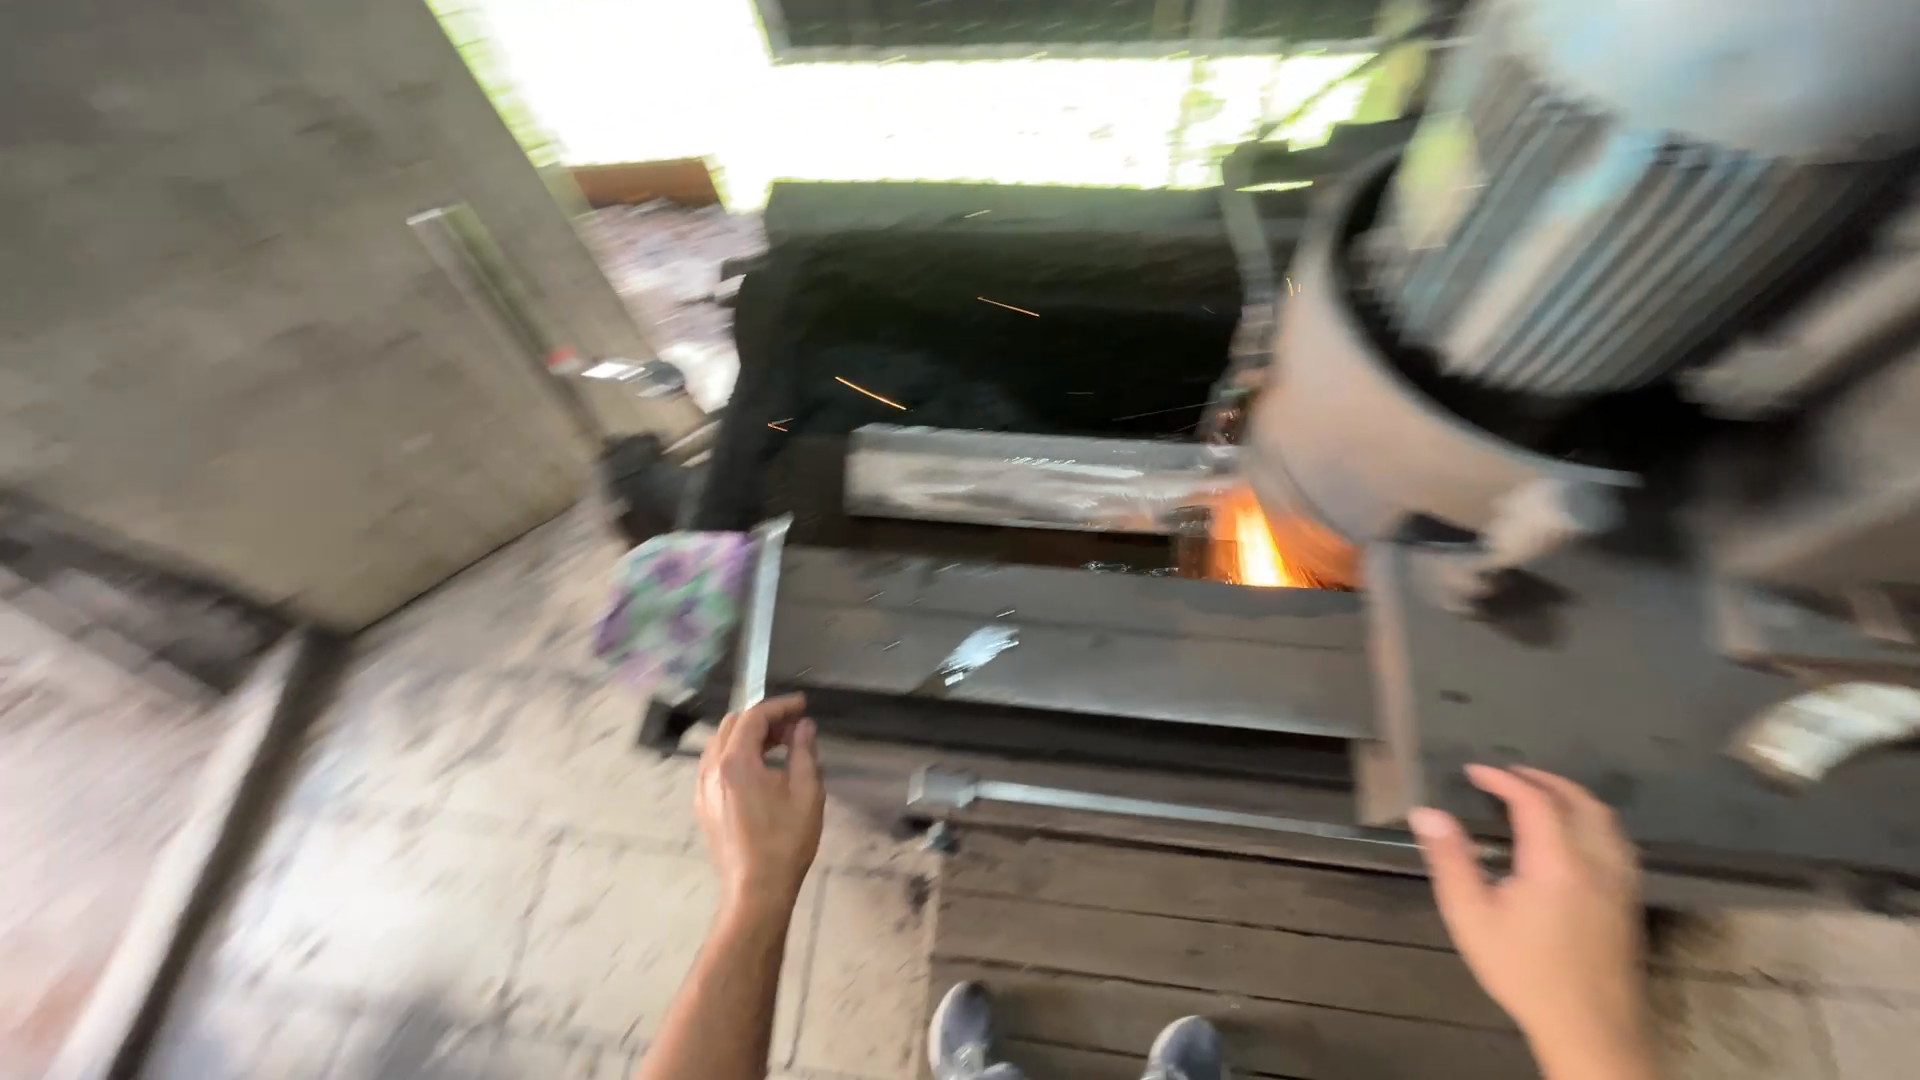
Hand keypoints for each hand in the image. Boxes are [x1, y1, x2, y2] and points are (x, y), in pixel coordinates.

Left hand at [696, 693, 824, 917]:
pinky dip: (736, 754)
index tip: (803, 705)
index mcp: (736, 763)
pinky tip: (760, 769)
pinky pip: (715, 764)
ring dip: (748, 735)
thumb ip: (804, 751)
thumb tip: (803, 726)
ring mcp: (702, 789)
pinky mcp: (703, 806)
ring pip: (720, 743)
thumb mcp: (807, 792)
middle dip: (763, 718)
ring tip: (779, 745)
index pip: (754, 716)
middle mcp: (712, 770)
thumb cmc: (786, 841)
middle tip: (793, 726)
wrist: (756, 890)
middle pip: (732, 724)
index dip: (780, 706)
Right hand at [1411, 766, 1652, 1075]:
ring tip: (1541, 795)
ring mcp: (1620, 884)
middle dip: (1543, 780)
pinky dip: (1592, 822)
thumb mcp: (1470, 916)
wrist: (1591, 1030)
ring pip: (1607, 822)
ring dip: (1573, 797)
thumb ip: (1450, 860)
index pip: (1535, 801)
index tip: (1473, 772)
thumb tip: (1427, 813)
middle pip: (1581, 803)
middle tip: (1507, 775)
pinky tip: (1574, 836)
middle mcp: (1596, 865)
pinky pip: (1617, 843)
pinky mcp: (1629, 903)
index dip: (1503, 779)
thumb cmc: (1523, 970)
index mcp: (1556, 863)